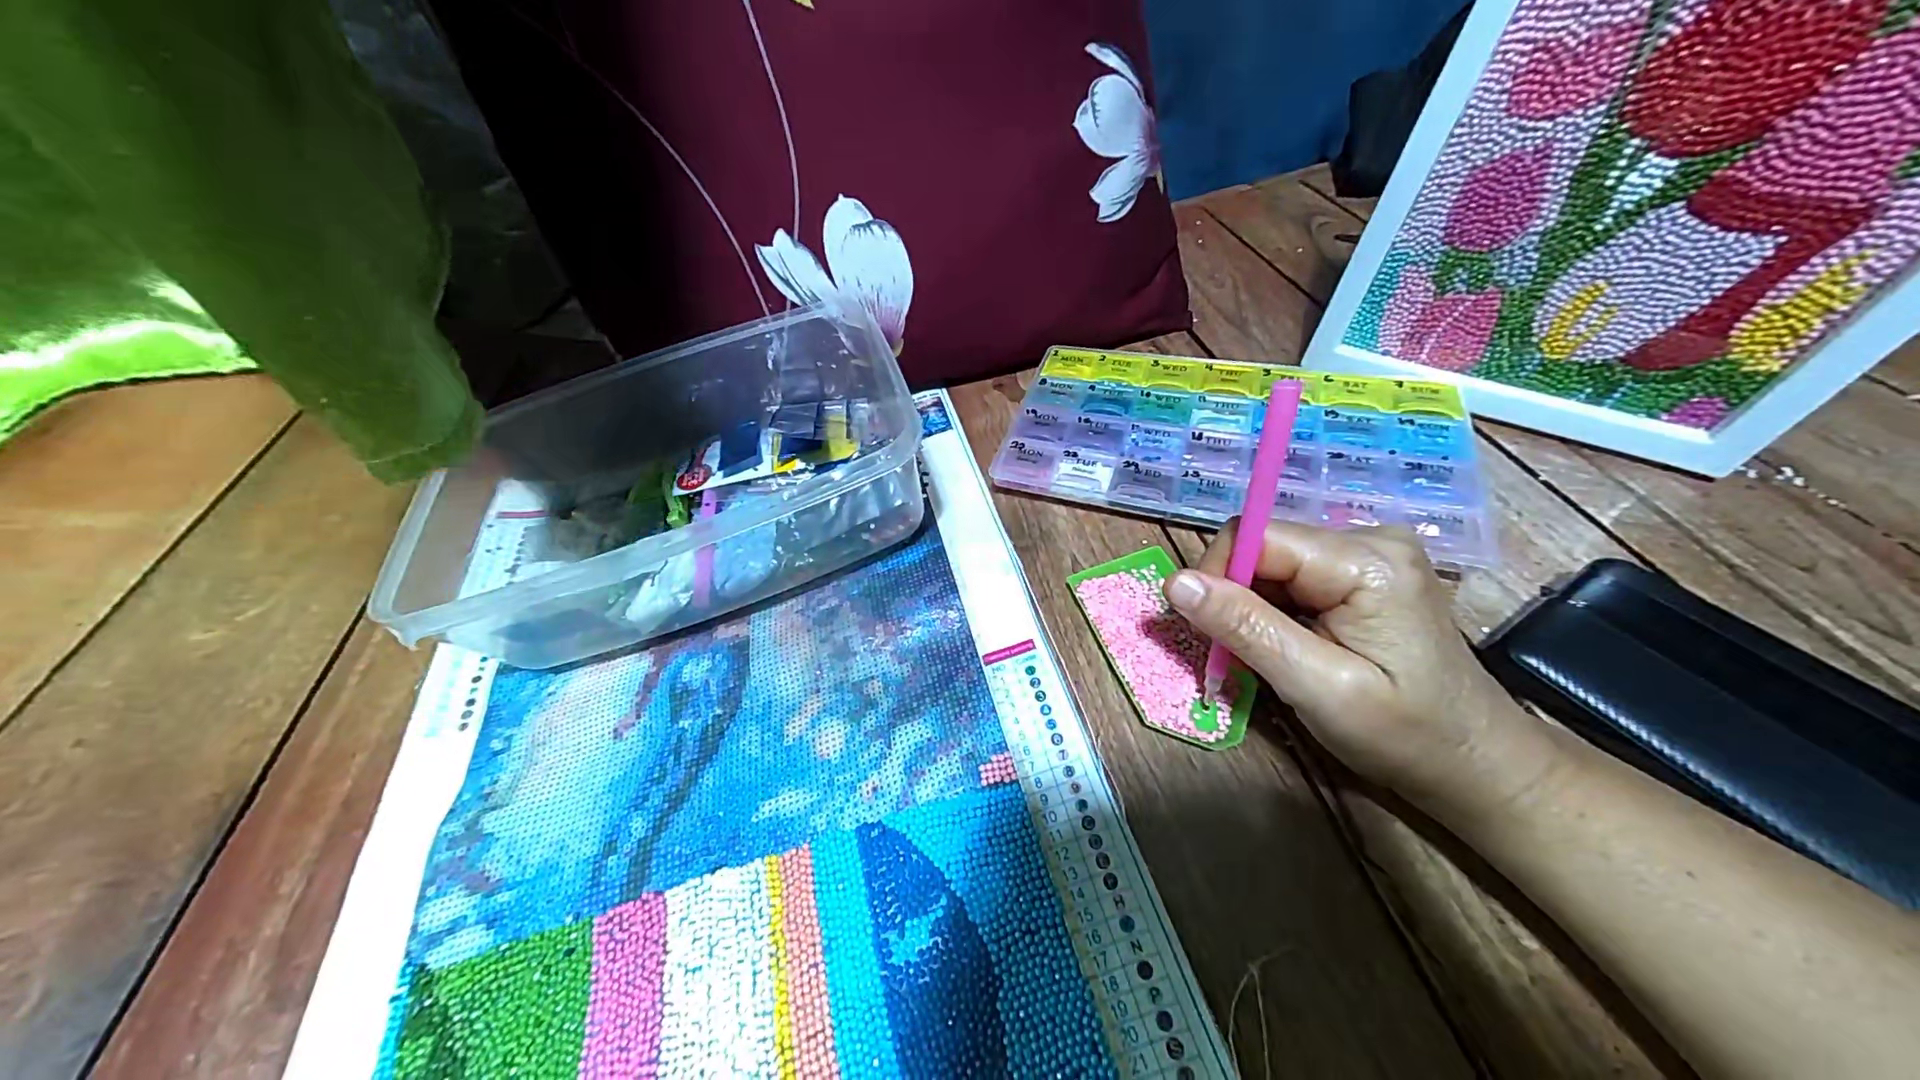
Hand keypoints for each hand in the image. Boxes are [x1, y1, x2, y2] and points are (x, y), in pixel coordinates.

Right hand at [1165, 521, 1559, 809]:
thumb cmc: (1404, 734)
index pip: (1256, 537)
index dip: (1216, 577)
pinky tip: (1286, 647)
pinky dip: (1272, 612)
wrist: (1476, 762)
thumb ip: (1246, 628)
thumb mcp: (1315, 686)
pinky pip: (1292, 577)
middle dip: (1232, 599)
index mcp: (1367, 561)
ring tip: (1262, 659)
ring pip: (1271, 564)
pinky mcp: (1364, 572)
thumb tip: (1175, 583)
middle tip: (1233, 657)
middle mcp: (1370, 539)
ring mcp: (1370, 553)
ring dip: (1249, 609)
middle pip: (1263, 547)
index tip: (1208, 635)